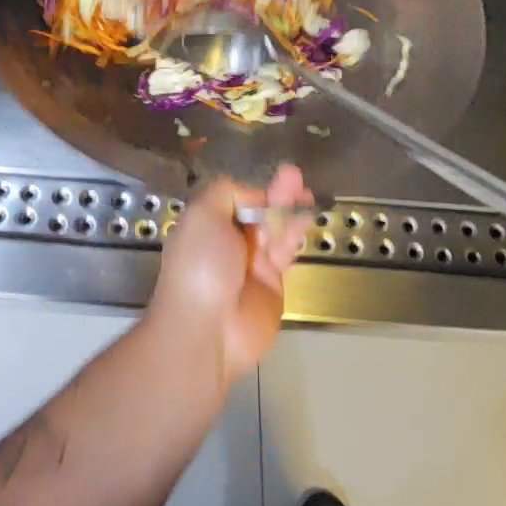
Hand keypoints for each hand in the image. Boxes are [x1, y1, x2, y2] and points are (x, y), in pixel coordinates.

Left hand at [147, 166, 314, 384]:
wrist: (208, 328)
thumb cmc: (200, 265)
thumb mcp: (202, 215)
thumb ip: (227, 194)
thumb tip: (252, 195)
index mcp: (206, 225)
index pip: (235, 200)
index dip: (255, 190)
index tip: (272, 179)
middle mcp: (229, 242)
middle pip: (258, 212)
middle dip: (276, 194)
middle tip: (295, 176)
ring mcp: (251, 263)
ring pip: (275, 229)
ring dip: (290, 209)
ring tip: (306, 192)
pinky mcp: (272, 282)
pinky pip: (286, 252)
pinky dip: (295, 234)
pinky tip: (306, 217)